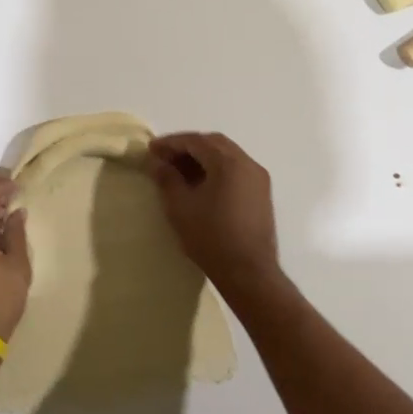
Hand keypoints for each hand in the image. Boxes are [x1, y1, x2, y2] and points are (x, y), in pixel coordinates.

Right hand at [146, 132, 287, 299]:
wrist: (249, 273)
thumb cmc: (211, 238)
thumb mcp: (180, 207)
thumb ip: (167, 178)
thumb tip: (158, 162)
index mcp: (228, 162)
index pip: (196, 141)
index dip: (171, 143)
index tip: (151, 149)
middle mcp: (247, 163)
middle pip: (213, 143)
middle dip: (187, 146)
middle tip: (164, 157)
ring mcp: (258, 178)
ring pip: (226, 155)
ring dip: (202, 157)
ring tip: (179, 170)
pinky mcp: (261, 193)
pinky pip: (236, 169)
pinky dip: (216, 168)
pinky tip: (201, 183)